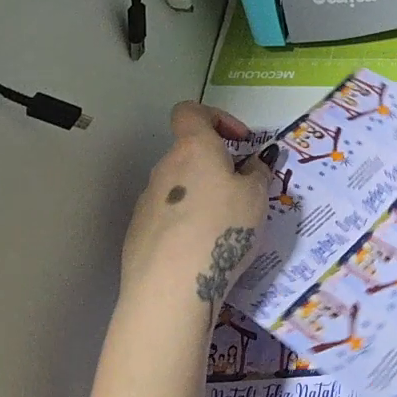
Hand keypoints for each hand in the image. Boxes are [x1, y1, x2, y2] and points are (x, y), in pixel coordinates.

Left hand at [121, 102, 275, 310]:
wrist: (171, 285)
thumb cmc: (222, 228)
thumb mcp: (256, 198)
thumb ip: (258, 173)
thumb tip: (258, 160)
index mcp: (193, 149)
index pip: (191, 112)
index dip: (217, 118)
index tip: (240, 142)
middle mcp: (165, 168)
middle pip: (189, 154)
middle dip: (216, 167)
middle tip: (243, 194)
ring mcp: (147, 200)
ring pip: (180, 187)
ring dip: (202, 197)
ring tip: (225, 228)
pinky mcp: (138, 231)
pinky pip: (168, 216)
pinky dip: (186, 223)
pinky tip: (202, 250)